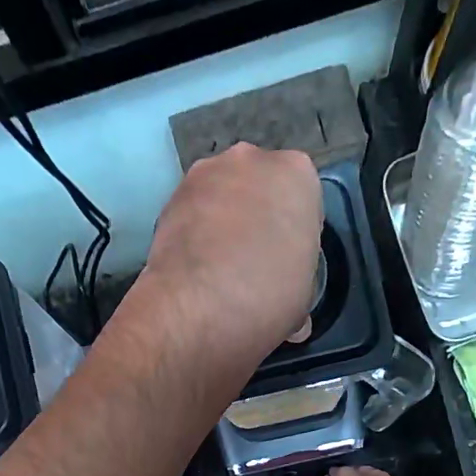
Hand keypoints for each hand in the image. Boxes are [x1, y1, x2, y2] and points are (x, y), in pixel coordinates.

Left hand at [133, 143, 322, 362]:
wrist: (198, 305)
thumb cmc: (268, 295)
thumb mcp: (303, 298)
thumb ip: (299, 286)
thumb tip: (296, 317)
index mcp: (297, 174)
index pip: (304, 200)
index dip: (297, 234)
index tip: (289, 259)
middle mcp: (252, 159)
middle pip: (261, 187)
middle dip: (259, 217)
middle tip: (255, 260)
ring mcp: (206, 171)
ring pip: (224, 194)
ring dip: (225, 220)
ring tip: (221, 265)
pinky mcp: (171, 193)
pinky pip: (194, 210)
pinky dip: (197, 231)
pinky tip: (198, 265)